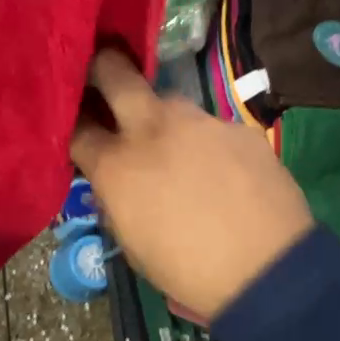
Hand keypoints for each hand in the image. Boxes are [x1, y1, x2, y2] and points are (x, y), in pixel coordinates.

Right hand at [70, 52, 314, 322]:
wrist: (267, 270)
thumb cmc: (184, 269)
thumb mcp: (129, 239)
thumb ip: (113, 196)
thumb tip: (111, 178)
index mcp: (115, 164)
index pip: (76, 126)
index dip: (72, 123)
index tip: (75, 126)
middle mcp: (152, 128)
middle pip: (115, 72)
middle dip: (102, 70)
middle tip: (102, 80)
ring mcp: (199, 122)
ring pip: (168, 102)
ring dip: (162, 118)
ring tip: (177, 151)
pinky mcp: (238, 127)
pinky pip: (210, 126)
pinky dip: (205, 142)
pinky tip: (221, 172)